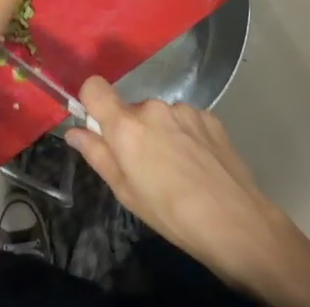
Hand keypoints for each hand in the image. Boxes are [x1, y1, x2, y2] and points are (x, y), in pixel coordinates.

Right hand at [64, 78, 309, 306]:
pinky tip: (198, 164)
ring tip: (177, 169)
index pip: (94, 87)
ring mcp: (184, 110)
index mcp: (126, 126)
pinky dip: (185, 136)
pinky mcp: (209, 117)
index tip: (98, 124)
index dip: (92, 101)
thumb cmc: (171, 214)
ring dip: (161, 133)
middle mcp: (153, 108)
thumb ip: (97, 155)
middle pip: (131, 109)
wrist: (236, 222)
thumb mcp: (126, 192)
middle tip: (145, 166)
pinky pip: (185, 120)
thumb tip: (74, 132)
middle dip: (132, 131)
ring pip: (160, 116)